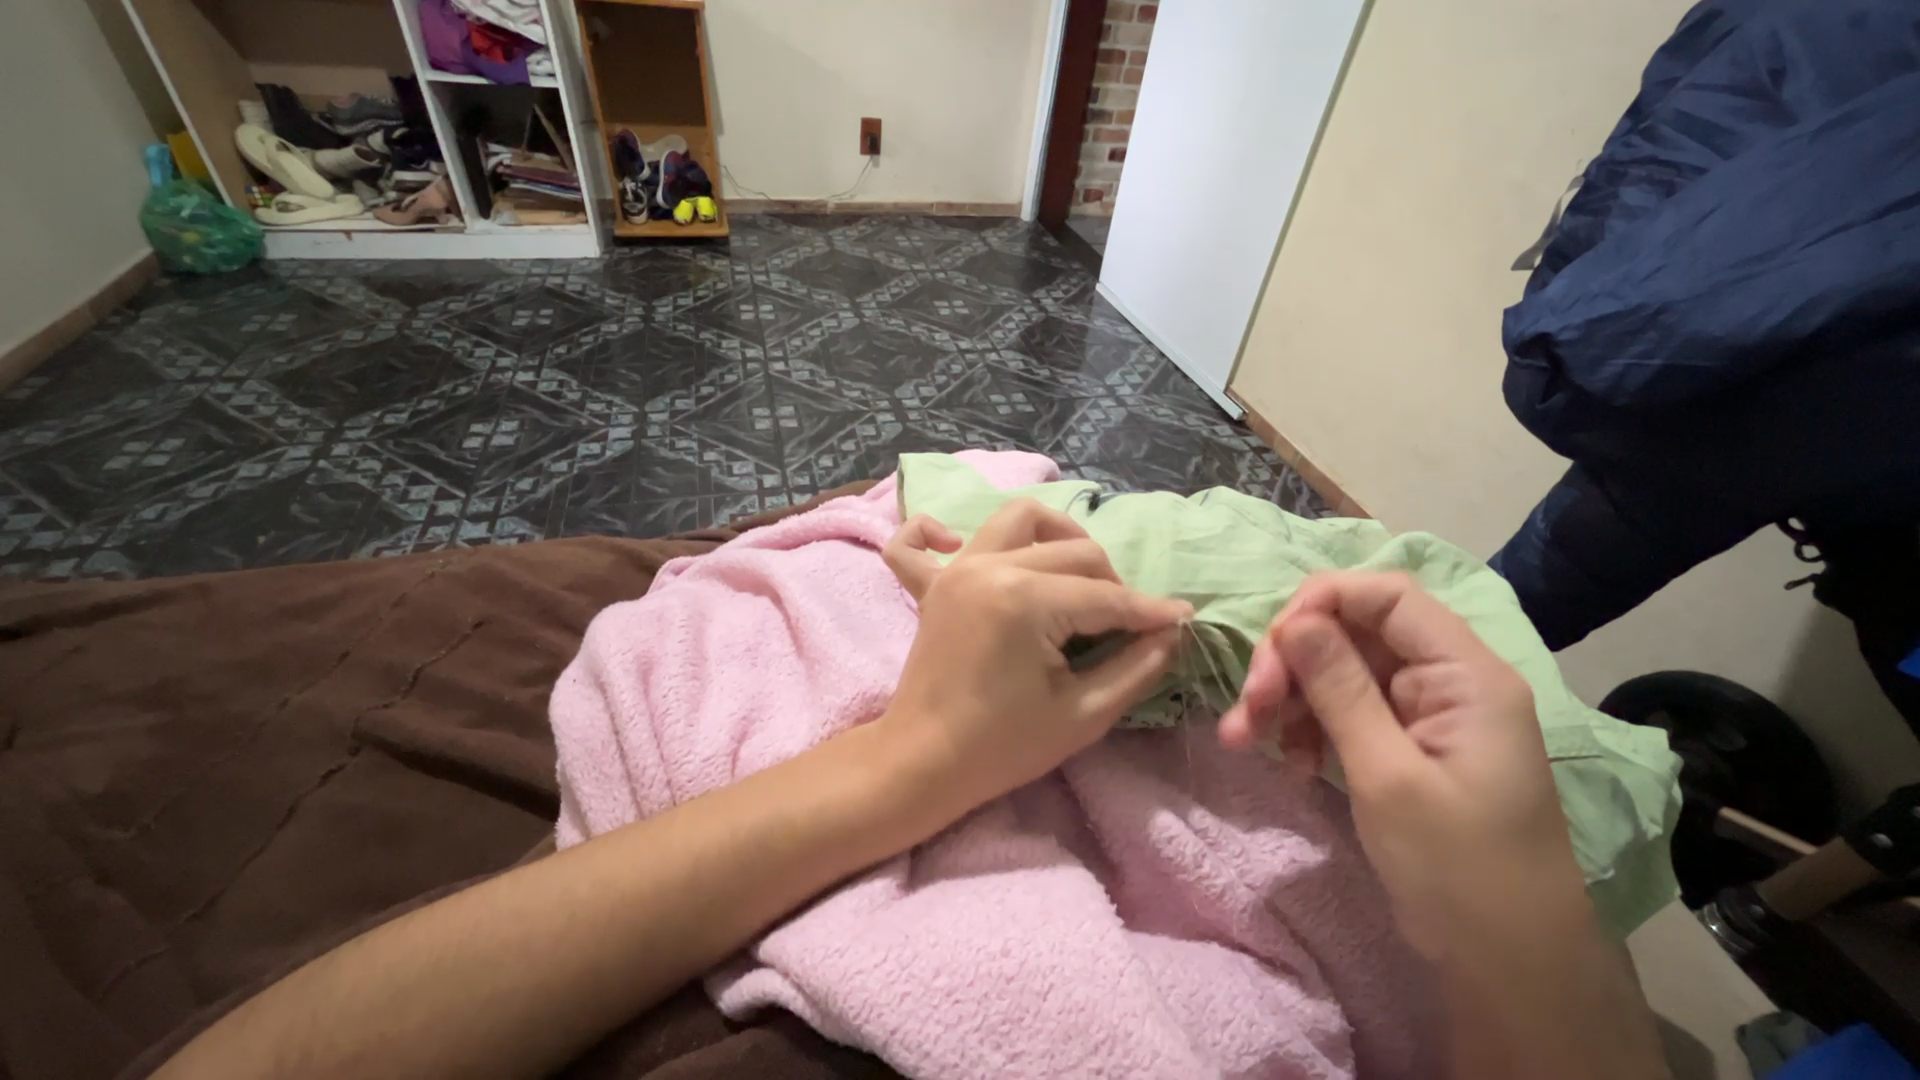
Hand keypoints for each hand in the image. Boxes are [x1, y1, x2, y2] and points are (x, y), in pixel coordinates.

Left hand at [877, 500, 1192, 808]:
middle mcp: (988, 567)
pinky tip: (962, 545)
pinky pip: (918, 541)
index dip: (1150, 611)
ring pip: (1018, 520)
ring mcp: (956, 570)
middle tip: (1126, 625)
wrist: (924, 763)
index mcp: (1025, 600)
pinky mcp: (934, 584)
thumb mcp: (1084, 715)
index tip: (1183, 619)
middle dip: (1112, 584)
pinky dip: (937, 532)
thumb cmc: (1004, 748)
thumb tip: (1171, 631)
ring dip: (1057, 537)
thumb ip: (1136, 666)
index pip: (1105, 596)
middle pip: (1073, 551)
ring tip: (1078, 577)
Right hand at [1219, 572, 1585, 956]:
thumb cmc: (1457, 867)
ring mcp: (1421, 715)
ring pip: (1338, 673)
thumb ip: (1340, 688)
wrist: (1506, 964)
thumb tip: (1294, 619)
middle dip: (1291, 662)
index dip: (1321, 602)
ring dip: (1287, 698)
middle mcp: (1444, 681)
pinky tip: (1286, 763)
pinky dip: (1306, 729)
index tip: (1271, 645)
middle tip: (1249, 709)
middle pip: (1352, 633)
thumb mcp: (1387, 774)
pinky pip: (1342, 712)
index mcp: (1464, 674)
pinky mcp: (1402, 746)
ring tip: (1244, 741)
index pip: (1387, 596)